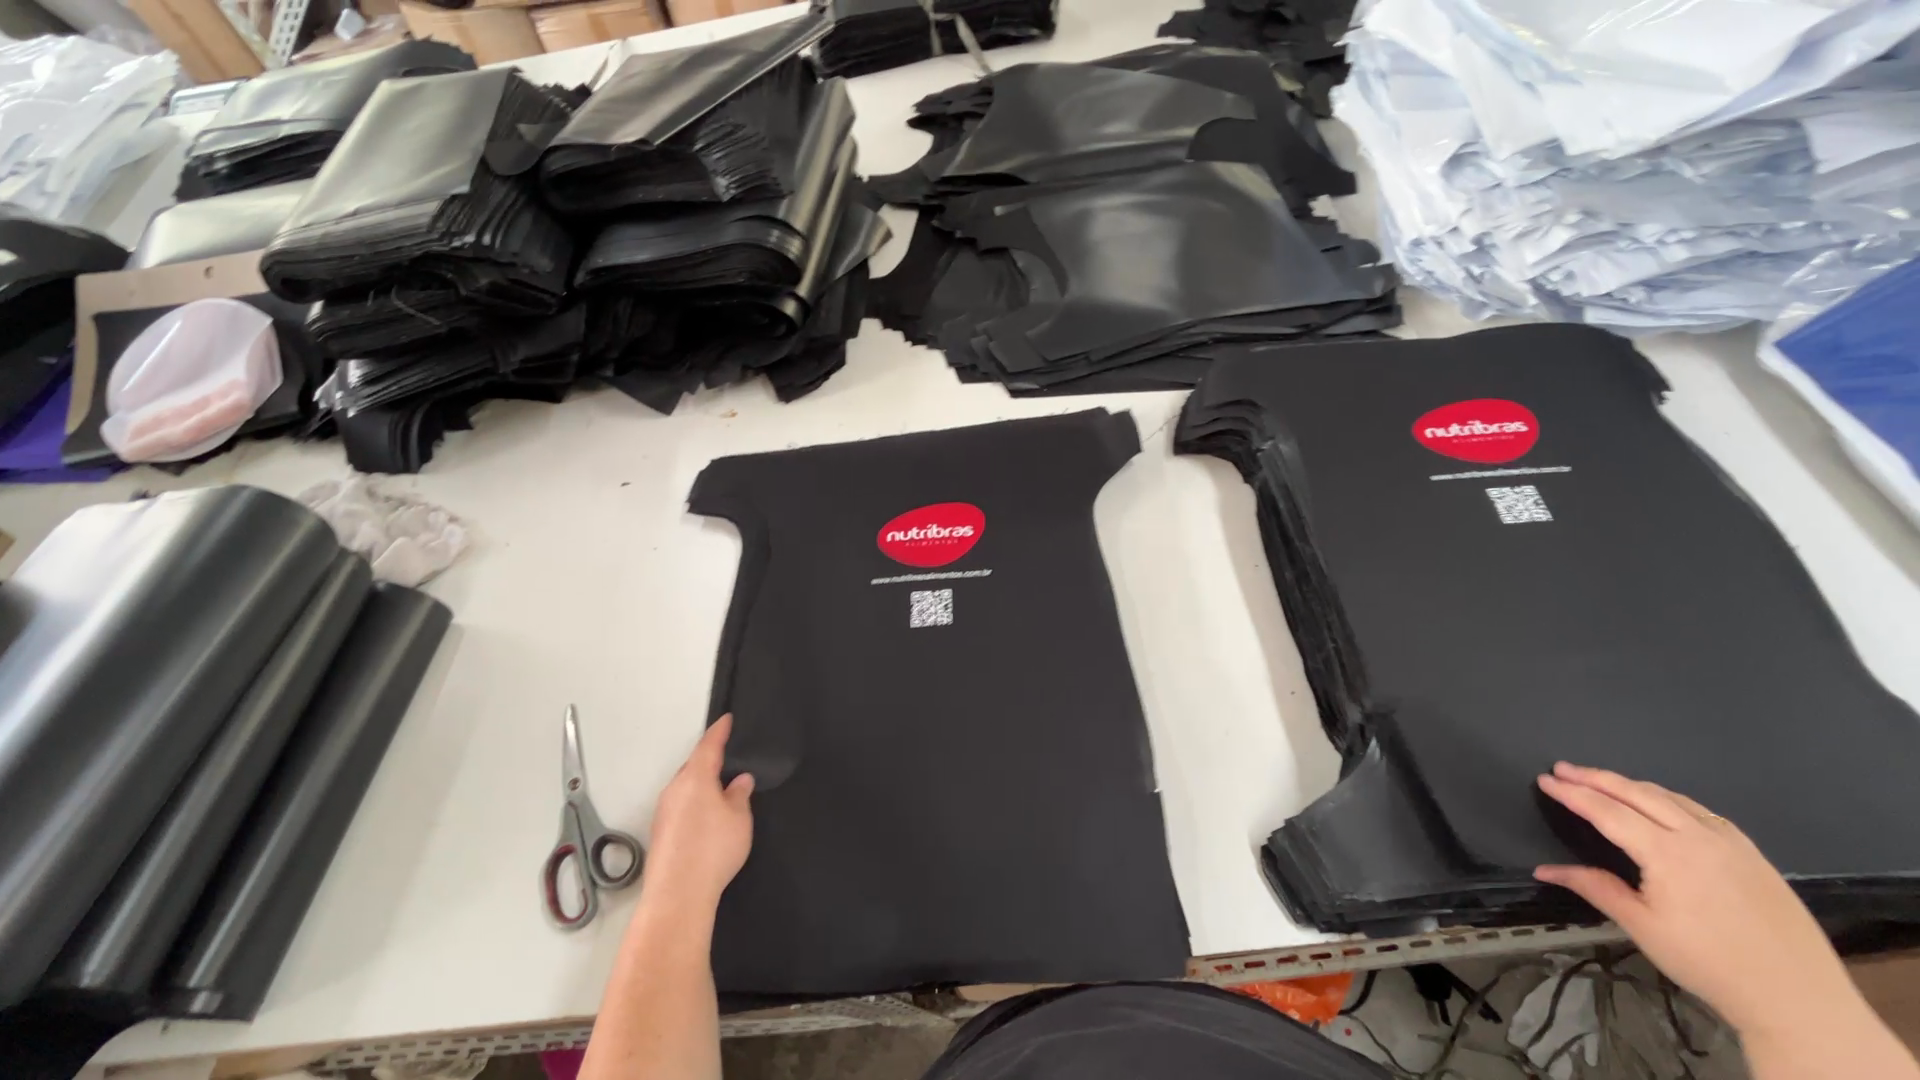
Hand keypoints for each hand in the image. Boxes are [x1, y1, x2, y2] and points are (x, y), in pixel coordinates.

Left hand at [645, 714, 754, 908]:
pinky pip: (680, 806)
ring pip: (685, 788)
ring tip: (722, 790)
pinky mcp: (660, 832)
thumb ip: (740, 795)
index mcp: (695, 777)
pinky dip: (694, 803)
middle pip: (693, 766)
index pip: (709, 746)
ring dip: (702, 785)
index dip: (719, 731)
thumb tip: (739, 780)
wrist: (678, 893)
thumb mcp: (739, 818)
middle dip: (709, 760)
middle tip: (728, 758)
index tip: (727, 720)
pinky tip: (707, 817)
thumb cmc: (714, 848)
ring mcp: (663, 811)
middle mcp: (674, 789)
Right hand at [1534, 762, 1855, 1038]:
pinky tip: (1662, 804)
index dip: (1573, 793)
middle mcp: (1699, 836)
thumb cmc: (1708, 962)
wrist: (1796, 995)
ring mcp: (1731, 842)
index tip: (1544, 779)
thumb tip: (1545, 869)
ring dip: (1631, 784)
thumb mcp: (1643, 927)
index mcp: (1667, 853)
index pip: (1608, 811)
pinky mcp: (1752, 852)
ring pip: (1672, 797)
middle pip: (1638, 793)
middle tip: (1563, 768)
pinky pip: (1702, 811)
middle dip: (1596, 777)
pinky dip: (1669, 799)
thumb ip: (1595, 888)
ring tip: (1602, 780)